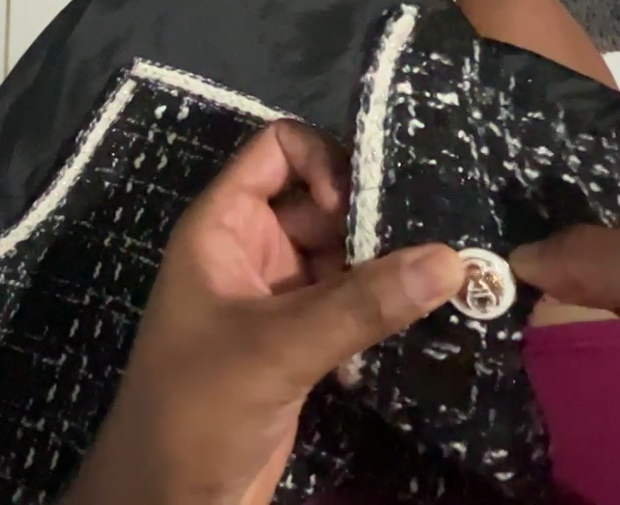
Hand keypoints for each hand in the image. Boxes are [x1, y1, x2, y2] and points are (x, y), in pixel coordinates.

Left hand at [64, 120, 463, 504]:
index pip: (277, 150)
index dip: (323, 161)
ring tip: (443, 276)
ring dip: (383, 261)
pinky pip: (346, 296)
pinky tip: (424, 313)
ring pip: (338, 250)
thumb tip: (450, 259)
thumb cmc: (198, 406)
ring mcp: (275, 291)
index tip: (360, 208)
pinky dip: (379, 301)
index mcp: (224, 222)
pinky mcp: (298, 335)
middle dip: (369, 214)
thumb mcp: (276, 348)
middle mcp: (251, 245)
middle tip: (431, 241)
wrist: (168, 502)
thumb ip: (361, 304)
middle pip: (319, 198)